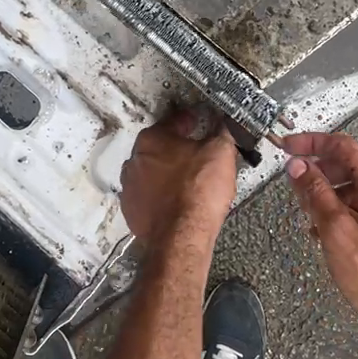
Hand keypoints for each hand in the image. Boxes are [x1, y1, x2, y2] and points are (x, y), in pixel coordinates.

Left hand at [118, 109, 239, 247]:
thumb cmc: (199, 191)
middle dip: (176, 148)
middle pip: (159, 146)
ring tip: (188, 182)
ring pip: (151, 171)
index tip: (197, 123)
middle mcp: (135, 158)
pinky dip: (160, 195)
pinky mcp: (131, 209)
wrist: (181, 237)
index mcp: (153, 139)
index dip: (189, 121)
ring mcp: (130, 185)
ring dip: (166, 173)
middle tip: (196, 155)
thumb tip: (227, 122)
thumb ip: (223, 131)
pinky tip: (175, 201)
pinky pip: (147, 195)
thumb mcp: (220, 153)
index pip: (173, 121)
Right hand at [284, 132, 357, 342]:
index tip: (286, 147)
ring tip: (308, 217)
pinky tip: (327, 236)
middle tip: (294, 187)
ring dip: (328, 196)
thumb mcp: (335, 228)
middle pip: (350, 168)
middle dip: (318, 173)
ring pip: (356, 192)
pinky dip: (342, 214)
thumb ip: (314, 191)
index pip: (343, 147)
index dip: (312, 142)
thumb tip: (296, 164)